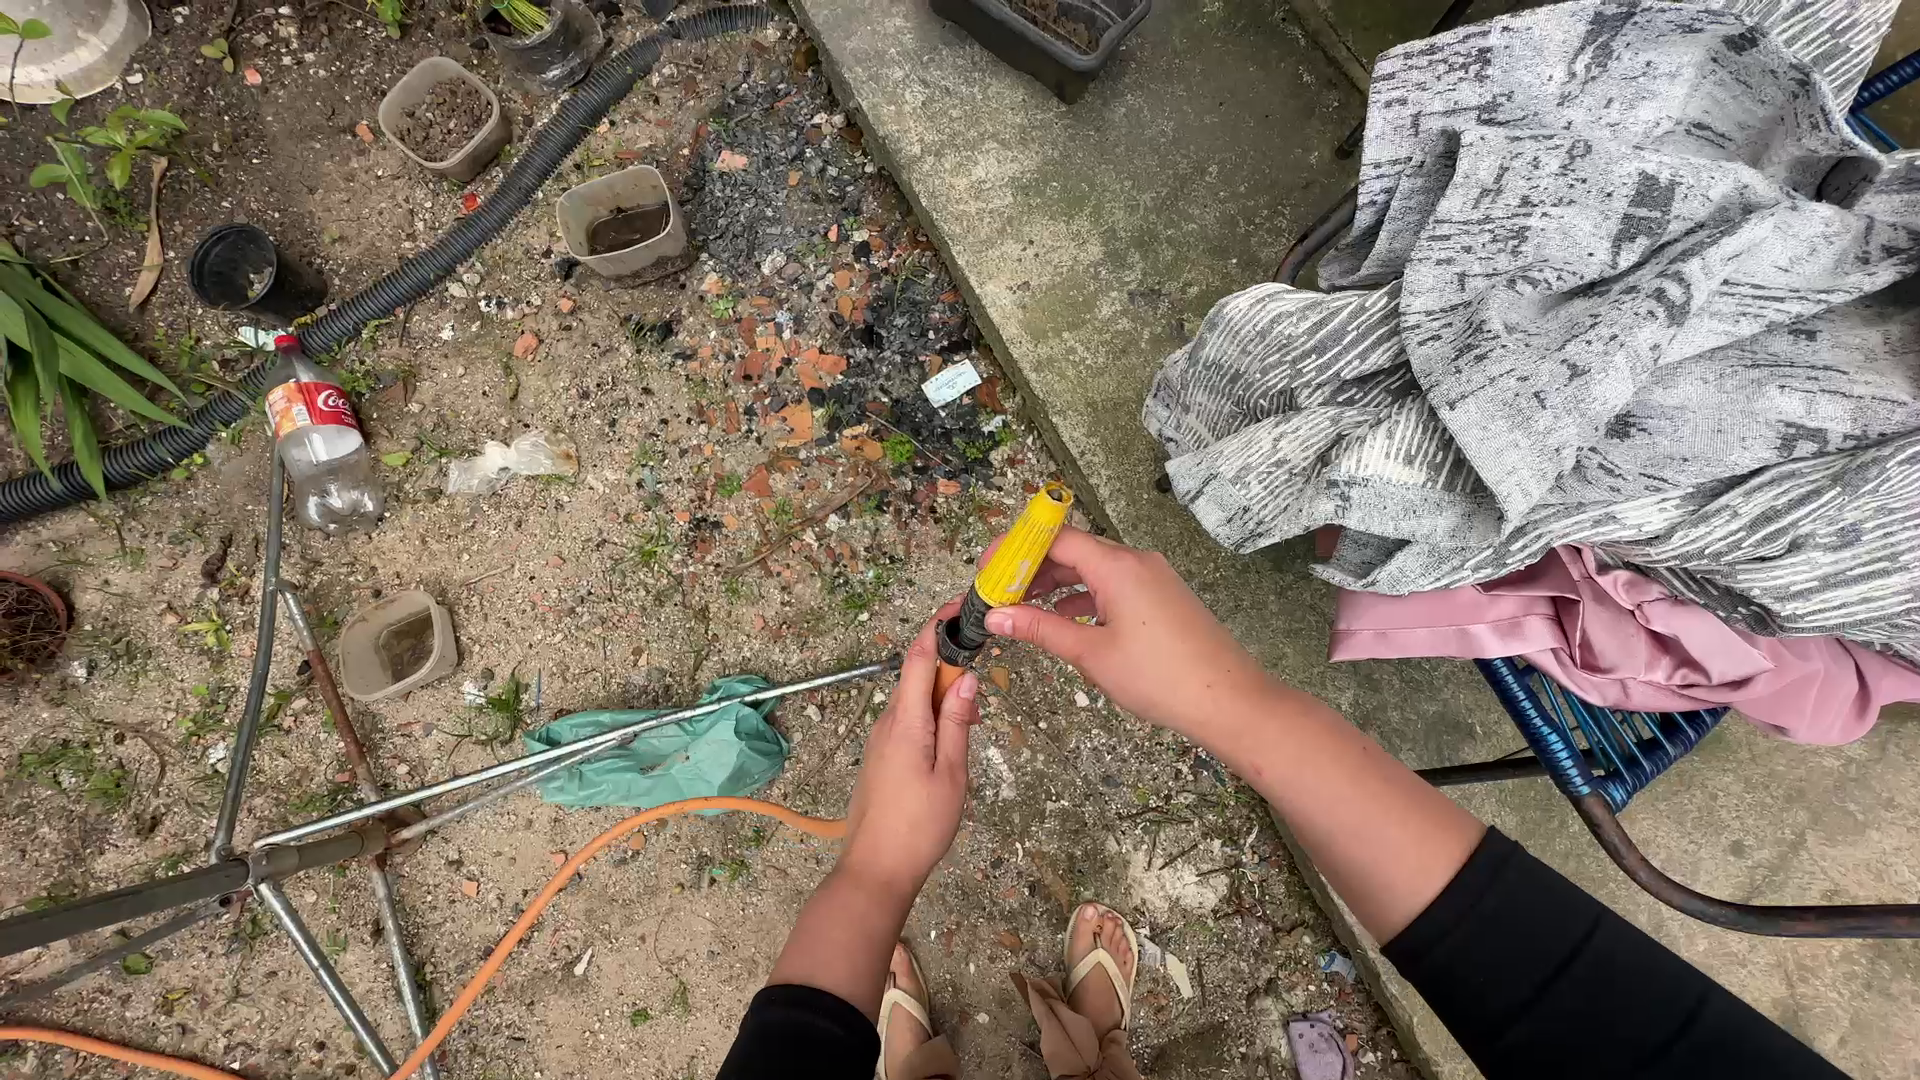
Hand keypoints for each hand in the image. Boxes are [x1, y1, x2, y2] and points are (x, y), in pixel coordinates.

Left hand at [837, 612, 977, 900]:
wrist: (875, 870)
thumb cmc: (920, 825)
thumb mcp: (952, 773)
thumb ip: (958, 722)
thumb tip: (967, 677)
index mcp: (905, 720)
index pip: (918, 656)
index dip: (937, 626)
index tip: (960, 608)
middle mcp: (887, 721)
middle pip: (916, 675)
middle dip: (949, 668)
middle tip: (981, 688)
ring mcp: (880, 738)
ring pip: (913, 700)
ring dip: (942, 697)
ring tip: (971, 723)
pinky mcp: (880, 755)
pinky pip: (907, 720)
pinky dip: (931, 717)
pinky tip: (950, 744)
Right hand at [983, 528, 1276, 737]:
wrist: (1230, 701)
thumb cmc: (1158, 677)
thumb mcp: (1090, 652)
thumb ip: (1040, 628)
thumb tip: (996, 616)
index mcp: (1117, 566)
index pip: (1056, 538)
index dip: (1017, 548)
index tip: (988, 566)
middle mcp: (1136, 561)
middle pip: (1074, 549)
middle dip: (1033, 568)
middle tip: (1000, 591)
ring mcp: (1153, 577)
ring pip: (1094, 568)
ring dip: (1058, 583)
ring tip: (1025, 607)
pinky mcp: (1162, 595)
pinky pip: (1114, 584)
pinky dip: (1085, 596)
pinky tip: (1066, 619)